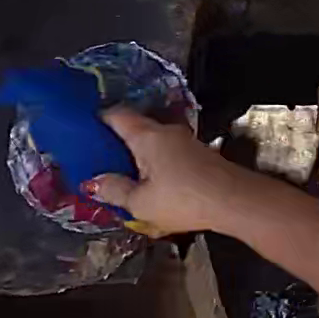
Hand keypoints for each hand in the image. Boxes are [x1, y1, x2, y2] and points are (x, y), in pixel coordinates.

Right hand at [83, 107, 259, 235]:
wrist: (235, 200)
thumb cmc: (183, 199)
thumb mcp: (141, 203)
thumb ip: (115, 190)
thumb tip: (92, 182)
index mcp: (146, 136)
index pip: (116, 114)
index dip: (98, 118)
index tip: (84, 128)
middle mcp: (165, 131)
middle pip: (136, 126)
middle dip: (117, 138)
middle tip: (99, 155)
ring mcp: (185, 140)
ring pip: (153, 139)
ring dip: (138, 151)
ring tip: (123, 170)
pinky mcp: (199, 153)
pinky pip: (168, 150)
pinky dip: (155, 159)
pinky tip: (152, 179)